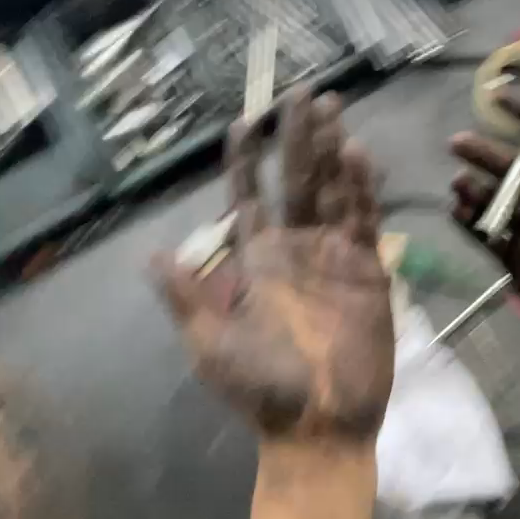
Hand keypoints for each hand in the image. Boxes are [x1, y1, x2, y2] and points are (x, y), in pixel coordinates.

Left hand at [154, 89, 393, 442]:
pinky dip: (361, 185)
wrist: (318, 426)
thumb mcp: (212, 345)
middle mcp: (296, 243)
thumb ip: (188, 298)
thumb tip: (151, 255)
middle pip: (297, 177)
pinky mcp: (367, 265)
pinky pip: (363, 216)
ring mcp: (333, 251)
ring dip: (332, 147)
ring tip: (333, 107)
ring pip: (333, 187)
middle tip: (305, 92)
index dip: (245, 159)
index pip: (249, 195)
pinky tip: (358, 154)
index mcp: (258, 256)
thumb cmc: (261, 387)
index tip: (243, 121)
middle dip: (299, 135)